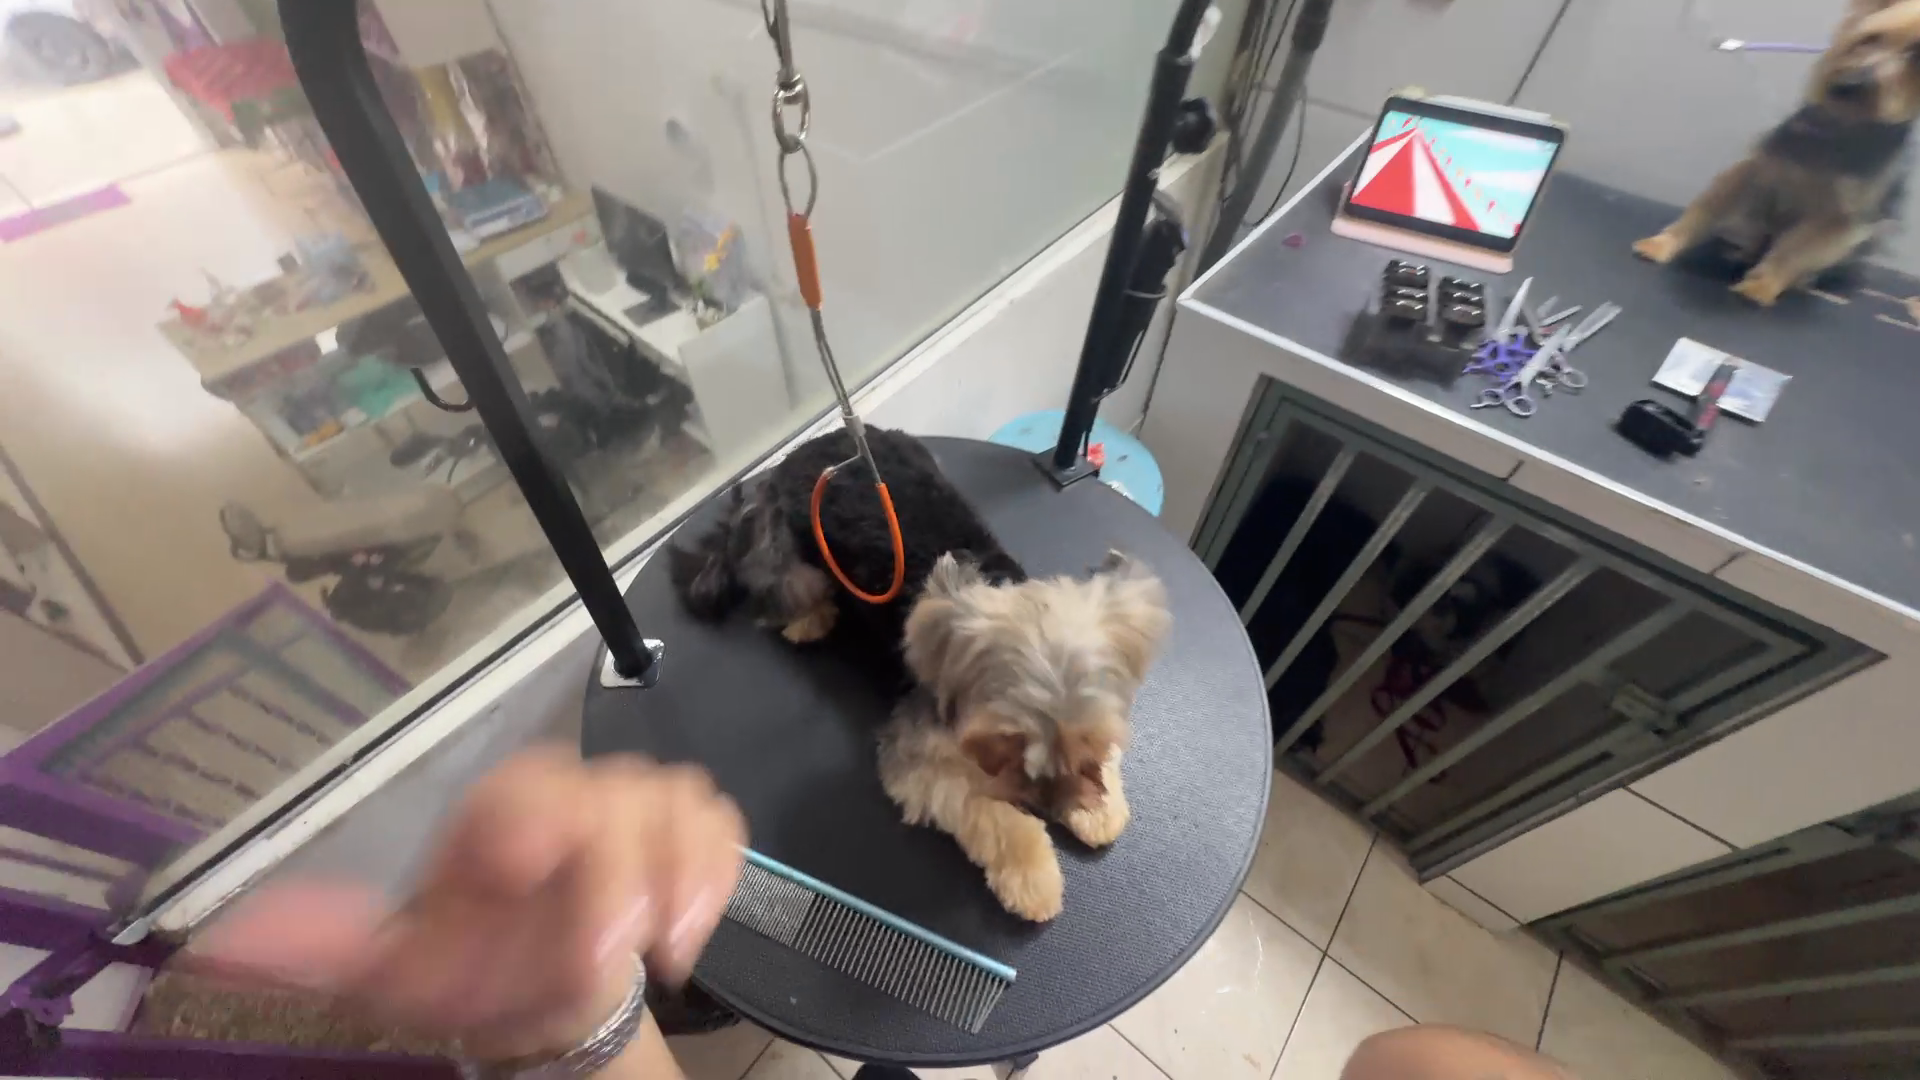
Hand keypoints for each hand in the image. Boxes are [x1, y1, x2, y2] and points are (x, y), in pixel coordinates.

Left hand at [189, 748, 746, 1060]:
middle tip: (614, 948)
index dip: (533, 811)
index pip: (528, 786)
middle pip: (617, 794)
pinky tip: (694, 923)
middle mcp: (583, 793)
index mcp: (508, 813)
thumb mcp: (399, 971)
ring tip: (671, 945)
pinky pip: (721, 824)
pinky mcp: (692, 829)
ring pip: (681, 799)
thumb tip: (226, 938)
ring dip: (685, 868)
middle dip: (622, 868)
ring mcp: (646, 806)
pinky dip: (719, 865)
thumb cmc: (481, 967)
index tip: (524, 865)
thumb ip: (331, 947)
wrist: (554, 978)